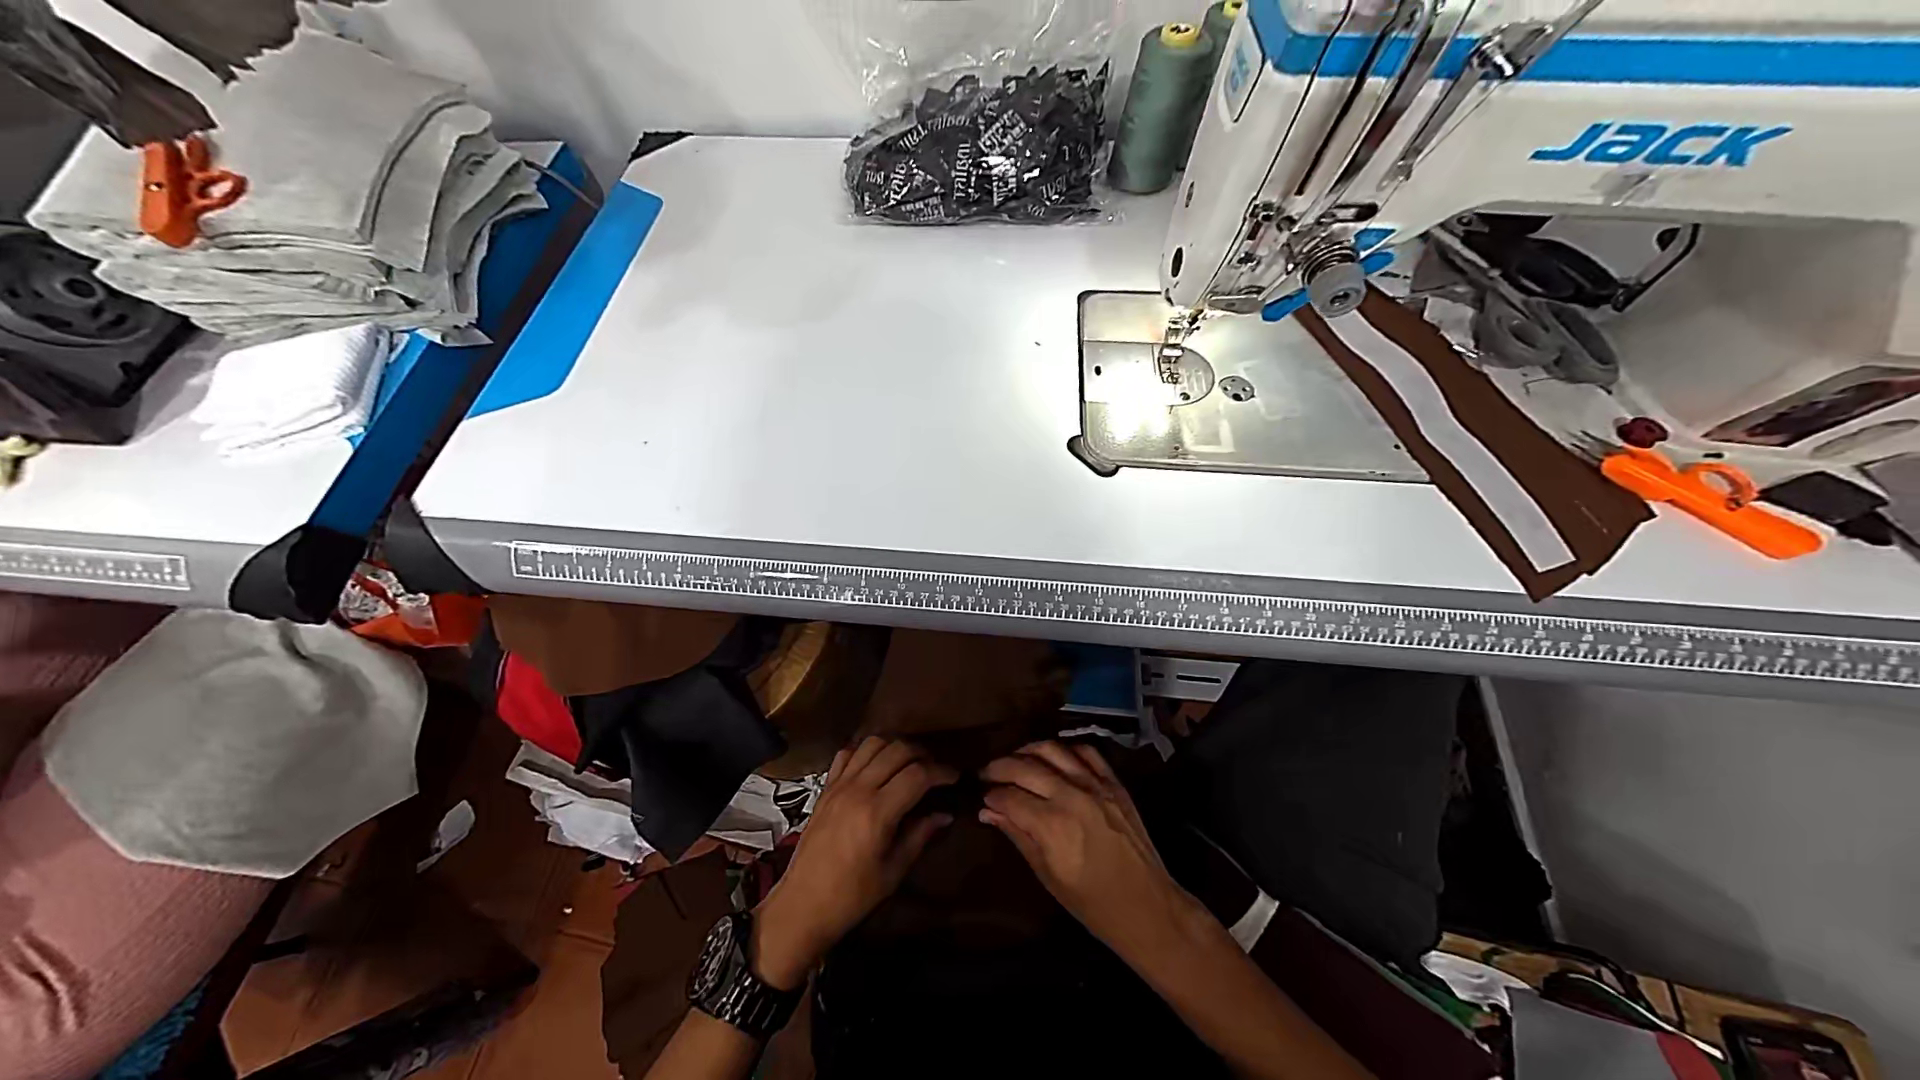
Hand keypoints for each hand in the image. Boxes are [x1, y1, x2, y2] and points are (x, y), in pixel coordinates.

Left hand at [752, 738, 956, 988]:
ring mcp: (838, 785)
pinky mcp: (825, 788)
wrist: (803, 905)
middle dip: (923, 754)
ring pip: (872, 743)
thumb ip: (920, 835)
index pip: (918, 774)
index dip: (941, 772)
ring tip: (908, 764)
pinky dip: (866, 751)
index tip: (954, 778)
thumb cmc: (852, 896)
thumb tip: (944, 814)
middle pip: (898, 750)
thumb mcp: (893, 871)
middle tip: (935, 770)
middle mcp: (858, 789)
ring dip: (895, 747)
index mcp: (877, 812)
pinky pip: (847, 754)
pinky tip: (876, 766)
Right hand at [979, 741, 1191, 951]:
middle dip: (999, 768)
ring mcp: (1095, 785)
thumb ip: (1017, 835)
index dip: (990, 795)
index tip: (981, 797)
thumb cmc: (1092, 903)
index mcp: (1051, 825)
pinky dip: (1064, 749)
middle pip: (1024, 767)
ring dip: (1027, 751)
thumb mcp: (1047, 876)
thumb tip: (987, 811)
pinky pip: (1085, 751)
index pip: (1008, 796)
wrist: (1147, 906)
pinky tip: (1052, 758)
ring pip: (1052, 750)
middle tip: (987, 774)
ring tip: (1014, 760)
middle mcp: (1071, 795)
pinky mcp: (1114, 782)